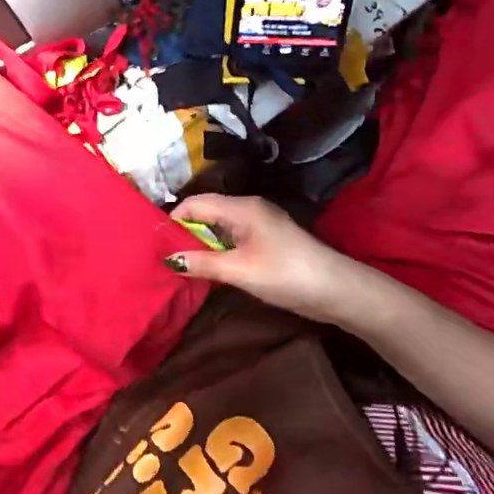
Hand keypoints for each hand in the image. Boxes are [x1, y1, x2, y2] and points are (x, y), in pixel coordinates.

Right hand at [166, 194, 379, 327]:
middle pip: (206, 212)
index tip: (157, 244)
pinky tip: (209, 268)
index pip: (196, 203)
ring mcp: (260, 224)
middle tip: (166, 257)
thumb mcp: (240, 271)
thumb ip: (203, 263)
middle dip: (185, 232)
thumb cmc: (286, 275)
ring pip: (219, 226)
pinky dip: (217, 249)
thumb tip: (169, 259)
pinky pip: (232, 237)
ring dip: (201, 243)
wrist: (336, 290)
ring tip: (182, 264)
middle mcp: (249, 209)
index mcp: (242, 208)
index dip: (174, 220)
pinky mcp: (267, 239)